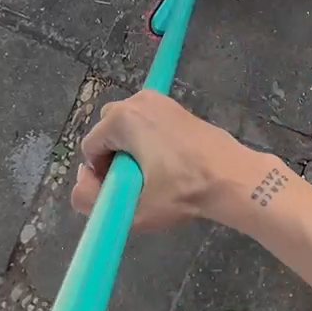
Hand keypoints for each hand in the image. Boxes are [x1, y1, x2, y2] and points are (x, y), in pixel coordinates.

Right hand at [70, 91, 262, 230]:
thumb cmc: (181, 192)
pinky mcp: (176, 107)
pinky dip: (147, 141)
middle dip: (112, 158)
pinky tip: (164, 163)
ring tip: (150, 176)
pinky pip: (146, 124)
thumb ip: (90, 201)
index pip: (90, 149)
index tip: (120, 192)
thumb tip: (81, 182)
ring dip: (129, 150)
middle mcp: (138, 100)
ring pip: (126, 127)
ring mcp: (159, 100)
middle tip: (133, 184)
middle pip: (107, 133)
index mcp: (123, 118)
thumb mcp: (130, 210)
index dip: (98, 176)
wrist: (230, 177)